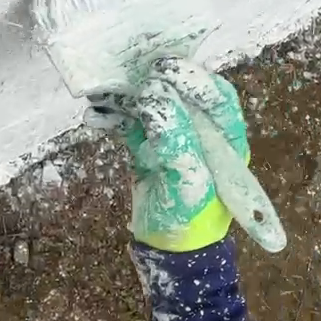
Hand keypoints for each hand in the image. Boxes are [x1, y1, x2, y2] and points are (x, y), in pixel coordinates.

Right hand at [100, 57, 249, 252]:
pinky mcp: (146, 144)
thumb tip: (154, 97)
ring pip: (150, 102)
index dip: (192, 77)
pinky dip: (112, 115)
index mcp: (225, 138)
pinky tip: (95, 116)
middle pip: (178, 92)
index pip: (215, 96)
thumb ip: (176, 139)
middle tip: (128, 74)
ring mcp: (171, 135)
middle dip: (152, 80)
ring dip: (124, 96)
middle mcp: (200, 130)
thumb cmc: (191, 222)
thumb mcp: (189, 183)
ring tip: (101, 94)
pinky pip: (128, 120)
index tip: (163, 67)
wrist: (168, 253)